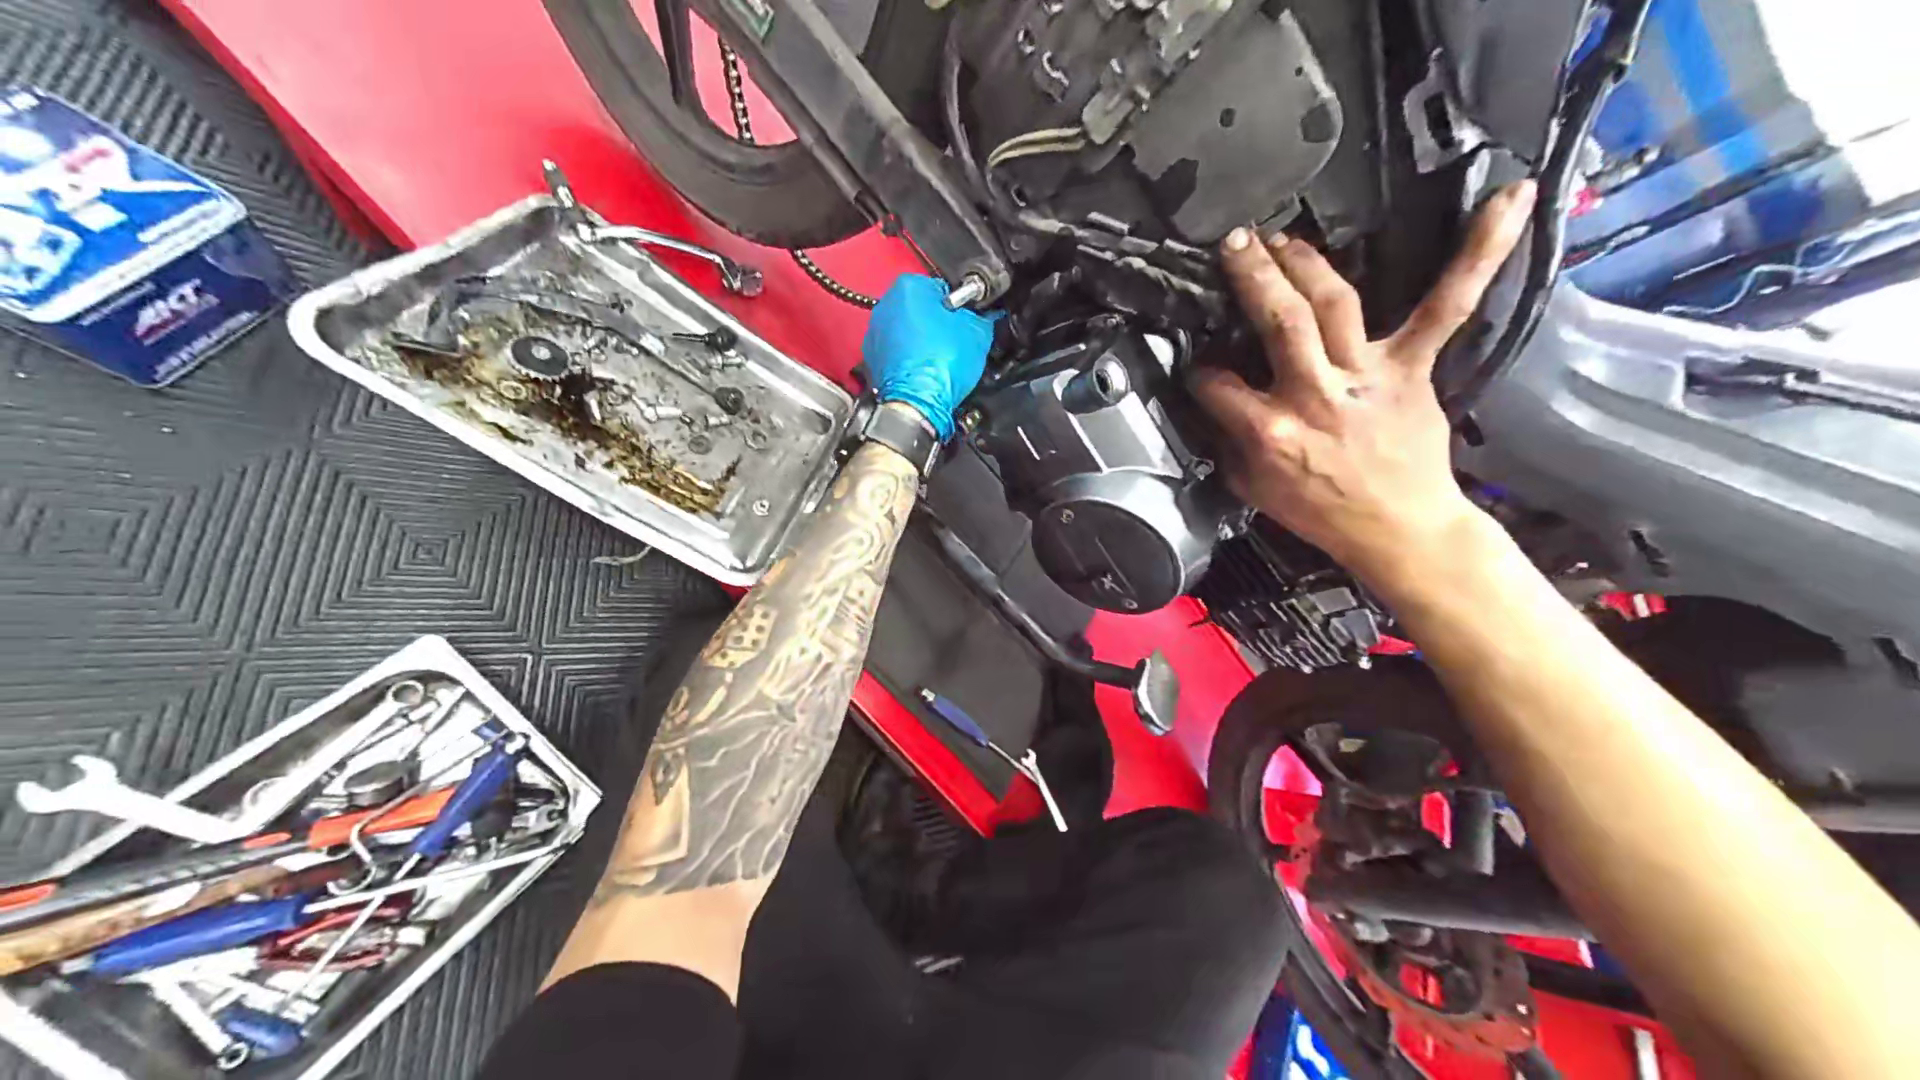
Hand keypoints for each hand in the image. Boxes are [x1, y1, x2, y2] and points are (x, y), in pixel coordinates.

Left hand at [861, 274, 996, 439]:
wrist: (917, 403)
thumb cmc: (940, 365)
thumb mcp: (978, 332)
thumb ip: (981, 316)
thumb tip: (983, 317)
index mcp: (908, 287)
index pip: (941, 287)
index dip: (959, 306)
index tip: (966, 321)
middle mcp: (885, 305)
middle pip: (920, 308)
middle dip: (937, 322)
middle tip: (955, 341)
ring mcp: (875, 333)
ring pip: (906, 330)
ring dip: (922, 340)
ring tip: (940, 358)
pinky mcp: (872, 358)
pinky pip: (896, 352)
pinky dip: (908, 358)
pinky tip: (924, 370)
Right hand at [1191, 180, 1535, 586]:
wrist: (1398, 530)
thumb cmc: (1320, 513)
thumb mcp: (1252, 488)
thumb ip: (1229, 442)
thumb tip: (1216, 404)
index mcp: (1271, 432)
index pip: (1218, 385)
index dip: (1201, 374)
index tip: (1201, 369)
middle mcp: (1316, 395)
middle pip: (1280, 321)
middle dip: (1252, 275)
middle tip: (1233, 242)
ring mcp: (1369, 376)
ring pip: (1335, 303)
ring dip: (1305, 263)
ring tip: (1281, 238)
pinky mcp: (1414, 368)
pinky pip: (1447, 307)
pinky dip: (1478, 252)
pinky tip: (1507, 196)